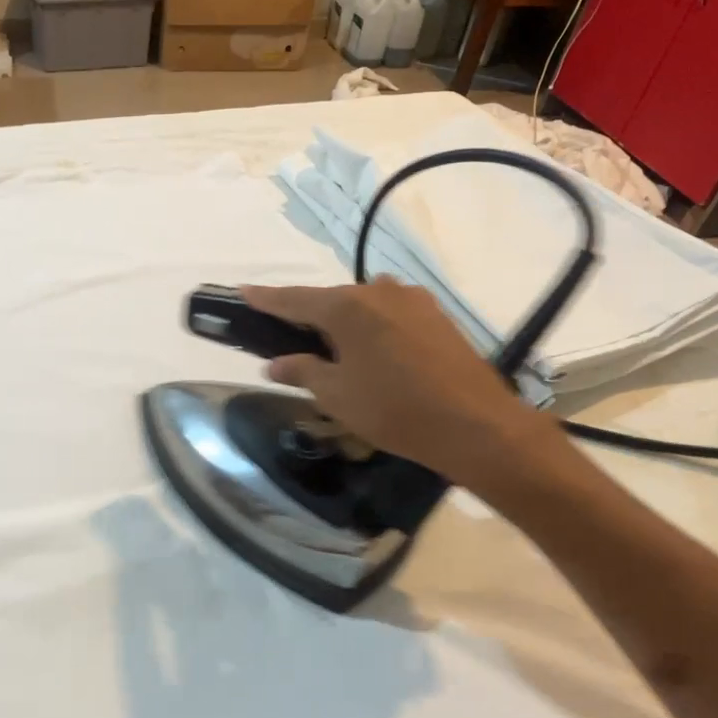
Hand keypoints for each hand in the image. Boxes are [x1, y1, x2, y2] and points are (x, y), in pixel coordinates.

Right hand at [242, 280, 558, 489]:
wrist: (475, 425)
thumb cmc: (393, 410)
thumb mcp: (336, 395)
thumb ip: (301, 371)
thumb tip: (276, 363)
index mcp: (347, 306)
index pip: (294, 299)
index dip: (265, 298)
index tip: (242, 292)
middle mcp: (379, 292)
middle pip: (331, 300)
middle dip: (308, 317)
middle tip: (288, 338)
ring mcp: (413, 301)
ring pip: (363, 307)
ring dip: (343, 324)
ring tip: (332, 352)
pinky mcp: (437, 317)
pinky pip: (389, 316)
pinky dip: (371, 330)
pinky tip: (370, 355)